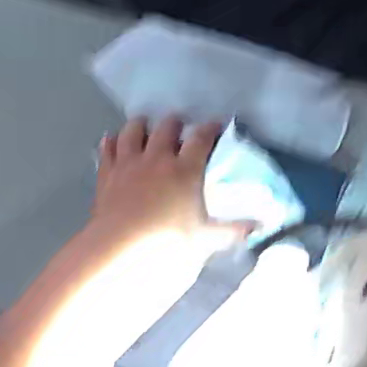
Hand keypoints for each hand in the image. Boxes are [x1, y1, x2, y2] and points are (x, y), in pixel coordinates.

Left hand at [91, 117, 230, 245]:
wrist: (117, 242)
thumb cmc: (163, 238)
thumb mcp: (202, 237)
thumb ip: (231, 230)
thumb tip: (259, 227)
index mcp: (185, 168)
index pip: (202, 137)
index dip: (211, 128)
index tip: (215, 127)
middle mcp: (157, 157)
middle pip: (167, 126)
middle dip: (175, 123)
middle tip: (178, 129)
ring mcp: (129, 162)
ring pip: (134, 130)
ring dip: (141, 125)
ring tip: (145, 127)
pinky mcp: (107, 172)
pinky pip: (107, 148)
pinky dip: (111, 141)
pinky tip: (112, 139)